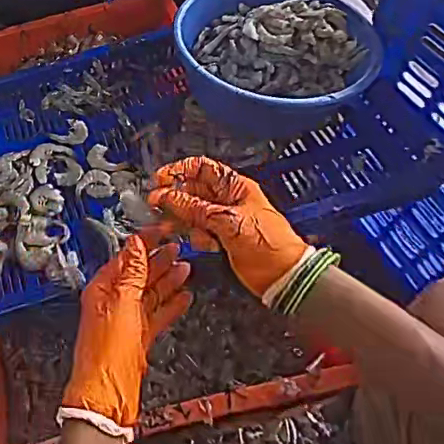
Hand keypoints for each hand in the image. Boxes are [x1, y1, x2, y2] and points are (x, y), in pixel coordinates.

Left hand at [60, 236, 192, 433]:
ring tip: (186, 266)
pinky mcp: (139, 338)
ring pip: (151, 292)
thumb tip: (137, 243)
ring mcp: (127, 321)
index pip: (126, 256)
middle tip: (178, 245)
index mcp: (102, 290)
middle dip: (159, 258)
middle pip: (140, 272)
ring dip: (169, 278)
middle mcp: (113, 303)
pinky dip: (171, 305)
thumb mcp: (123, 304)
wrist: (107, 399)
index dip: (145, 241)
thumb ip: (132, 272)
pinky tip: (184, 297)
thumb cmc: (105, 356)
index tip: (163, 228)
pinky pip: (158, 314)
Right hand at [149, 158, 311, 299]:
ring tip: (177, 227)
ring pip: (193, 212)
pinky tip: (203, 242)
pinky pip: (200, 231)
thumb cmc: (270, 243)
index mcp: (235, 186)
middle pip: (193, 190)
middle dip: (176, 197)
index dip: (180, 170)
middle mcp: (228, 200)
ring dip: (184, 219)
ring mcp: (224, 219)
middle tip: (160, 205)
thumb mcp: (228, 221)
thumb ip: (196, 208)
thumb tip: (168, 196)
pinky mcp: (222, 237)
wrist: (283, 275)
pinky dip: (196, 236)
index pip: (202, 168)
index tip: (160, 179)